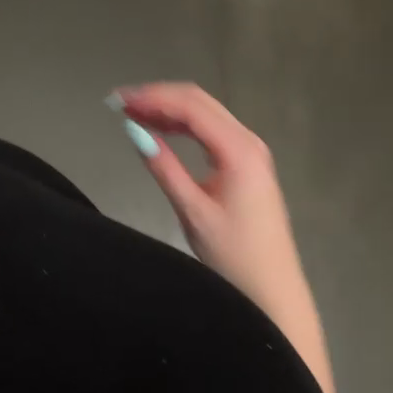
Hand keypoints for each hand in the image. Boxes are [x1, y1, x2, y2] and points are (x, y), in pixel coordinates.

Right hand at [116, 82, 336, 392]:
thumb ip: (164, 167)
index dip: (152, 97)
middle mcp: (248, 141)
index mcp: (239, 150)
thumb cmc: (234, 257)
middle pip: (198, 102)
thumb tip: (134, 130)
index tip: (118, 101)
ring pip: (204, 113)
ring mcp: (250, 152)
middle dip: (158, 97)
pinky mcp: (245, 164)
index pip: (190, 107)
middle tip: (120, 103)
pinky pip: (209, 130)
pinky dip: (182, 124)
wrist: (274, 295)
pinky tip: (159, 129)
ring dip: (168, 108)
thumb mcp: (193, 212)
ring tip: (132, 113)